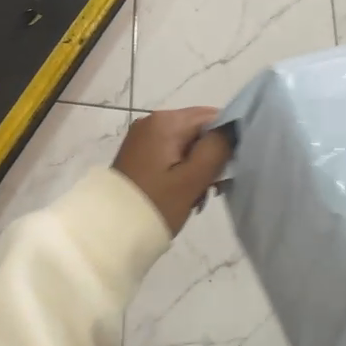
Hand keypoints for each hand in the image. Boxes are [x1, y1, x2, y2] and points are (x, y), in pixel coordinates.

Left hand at [111, 106, 232, 234]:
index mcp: (165, 121)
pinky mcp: (139, 153)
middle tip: (214, 188)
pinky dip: (182, 170)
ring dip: (197, 167)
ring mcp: (143, 137)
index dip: (226, 139)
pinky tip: (185, 194)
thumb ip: (215, 149)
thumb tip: (232, 127)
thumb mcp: (192, 179)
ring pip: (185, 144)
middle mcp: (152, 121)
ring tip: (198, 197)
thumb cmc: (156, 203)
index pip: (210, 117)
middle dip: (210, 157)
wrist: (112, 228)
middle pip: (197, 130)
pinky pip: (170, 153)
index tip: (231, 167)